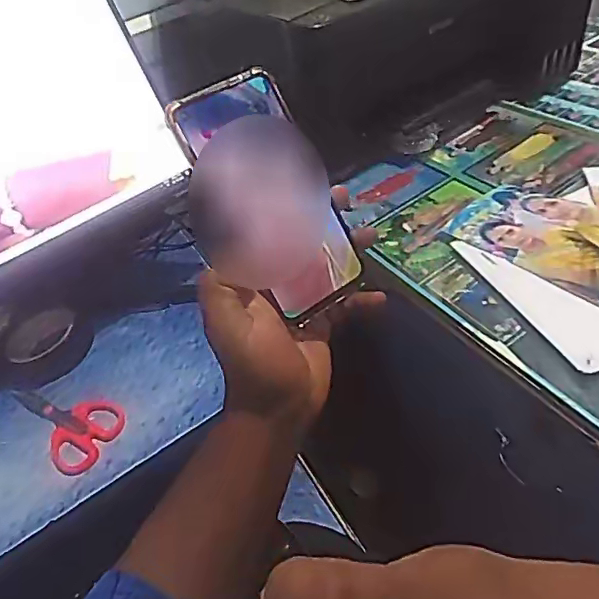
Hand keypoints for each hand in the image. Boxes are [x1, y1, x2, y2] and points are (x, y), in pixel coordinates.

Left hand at [199, 188, 382, 429]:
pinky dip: (360, 298)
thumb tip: (221, 242)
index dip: (280, 212)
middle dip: (319, 221)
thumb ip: (220, 284)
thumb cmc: (253, 363)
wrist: (279, 408)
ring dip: (346, 251)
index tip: (301, 190)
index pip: (263, 237)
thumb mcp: (227, 321)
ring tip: (369, 234)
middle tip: (344, 199)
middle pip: (298, 245)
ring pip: (324, 268)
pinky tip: (378, 298)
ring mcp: (299, 304)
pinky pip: (342, 303)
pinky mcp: (321, 323)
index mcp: (250, 282)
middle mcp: (273, 287)